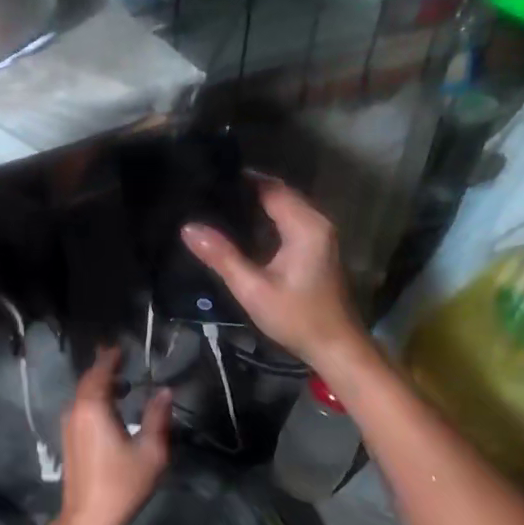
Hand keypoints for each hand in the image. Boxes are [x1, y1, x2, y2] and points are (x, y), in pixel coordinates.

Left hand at [59, 347, 170, 524]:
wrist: (88, 519)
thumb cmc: (121, 485)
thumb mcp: (150, 452)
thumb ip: (157, 417)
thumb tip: (165, 391)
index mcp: (93, 408)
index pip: (100, 372)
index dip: (110, 358)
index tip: (121, 348)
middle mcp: (76, 411)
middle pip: (89, 381)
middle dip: (104, 369)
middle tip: (122, 359)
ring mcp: (69, 425)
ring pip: (83, 395)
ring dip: (101, 386)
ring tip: (124, 384)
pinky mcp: (69, 439)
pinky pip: (81, 408)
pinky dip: (95, 401)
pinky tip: (112, 409)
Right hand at [181, 178, 365, 366]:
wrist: (336, 348)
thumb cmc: (296, 318)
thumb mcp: (253, 289)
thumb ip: (222, 256)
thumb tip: (187, 228)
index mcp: (305, 225)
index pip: (270, 187)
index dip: (239, 179)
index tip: (207, 177)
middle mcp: (316, 222)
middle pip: (277, 193)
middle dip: (244, 190)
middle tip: (206, 190)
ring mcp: (319, 234)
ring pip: (282, 206)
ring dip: (253, 205)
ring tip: (215, 205)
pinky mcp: (316, 246)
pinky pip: (287, 220)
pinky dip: (264, 219)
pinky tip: (238, 229)